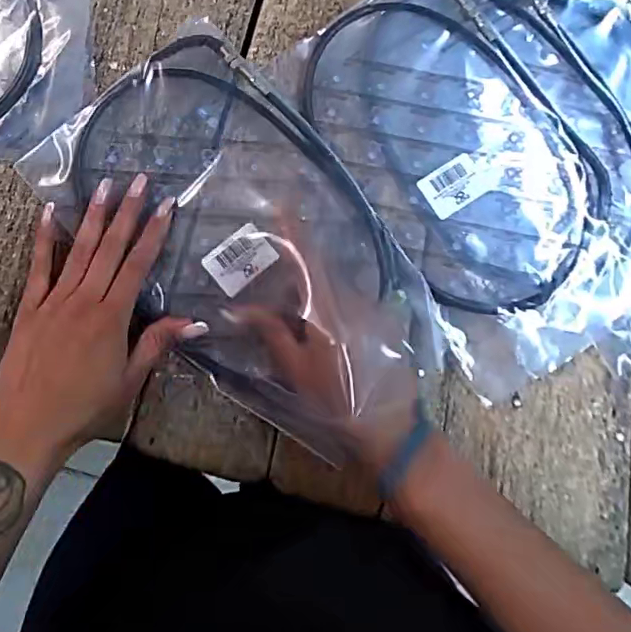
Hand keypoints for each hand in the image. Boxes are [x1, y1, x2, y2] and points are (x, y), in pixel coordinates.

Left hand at [0, 174, 203, 473]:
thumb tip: (196, 322)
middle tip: (138, 180)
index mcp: (112, 317)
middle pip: (111, 247)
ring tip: (105, 185)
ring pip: (80, 249)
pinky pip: (39, 266)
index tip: (166, 204)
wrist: (24, 429)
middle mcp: (85, 300)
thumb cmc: (83, 409)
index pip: (138, 264)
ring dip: (94, 216)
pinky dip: (45, 238)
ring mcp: (54, 300)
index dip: (154, 231)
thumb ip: (157, 344)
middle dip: (128, 211)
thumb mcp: (128, 382)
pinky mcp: (30, 307)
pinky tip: (50, 212)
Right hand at [230, 215, 421, 473]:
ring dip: (313, 293)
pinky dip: (330, 307)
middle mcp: (352, 298)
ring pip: (334, 288)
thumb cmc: (338, 400)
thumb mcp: (296, 369)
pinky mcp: (382, 320)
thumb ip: (270, 333)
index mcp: (327, 306)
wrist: (391, 428)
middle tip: (273, 286)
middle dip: (296, 273)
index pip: (308, 257)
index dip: (294, 229)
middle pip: (320, 272)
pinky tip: (321, 332)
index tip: (284, 203)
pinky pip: (349, 302)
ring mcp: (371, 308)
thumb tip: (239, 309)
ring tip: (293, 316)